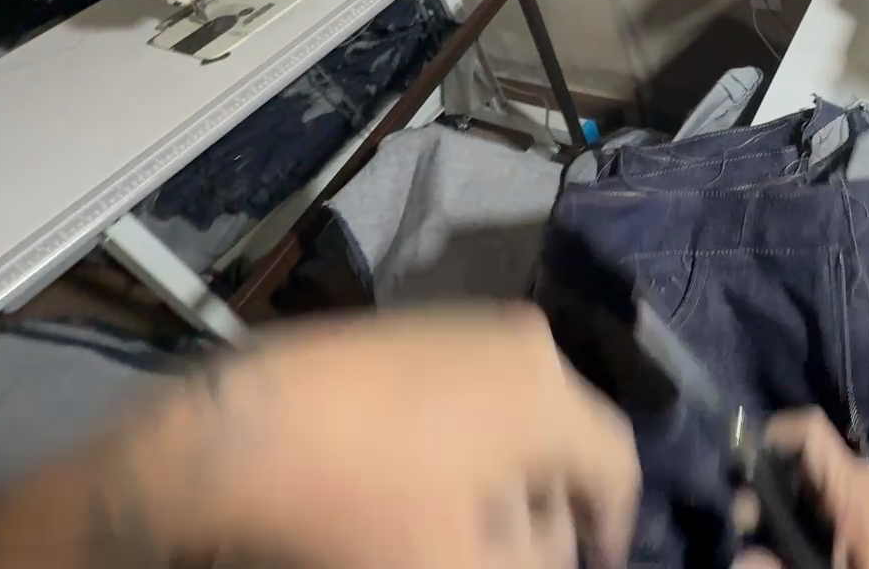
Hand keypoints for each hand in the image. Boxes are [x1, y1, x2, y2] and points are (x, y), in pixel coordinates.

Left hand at [172, 304, 638, 568]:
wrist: (251, 421)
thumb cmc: (365, 497)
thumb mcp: (454, 562)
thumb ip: (530, 565)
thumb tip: (552, 550)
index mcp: (550, 392)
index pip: (616, 459)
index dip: (614, 522)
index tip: (597, 560)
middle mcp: (530, 343)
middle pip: (571, 431)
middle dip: (557, 499)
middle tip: (527, 548)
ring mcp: (480, 325)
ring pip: (529, 406)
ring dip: (519, 467)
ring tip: (478, 516)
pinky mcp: (436, 325)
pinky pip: (489, 385)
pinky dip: (486, 434)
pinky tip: (440, 470)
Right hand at [733, 410, 868, 568]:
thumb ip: (785, 566)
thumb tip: (739, 557)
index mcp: (851, 479)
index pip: (809, 428)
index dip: (772, 434)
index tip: (741, 464)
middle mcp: (855, 476)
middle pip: (799, 460)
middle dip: (766, 484)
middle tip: (742, 522)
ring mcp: (862, 495)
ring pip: (808, 483)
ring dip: (780, 506)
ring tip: (757, 538)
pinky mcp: (864, 515)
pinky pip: (823, 501)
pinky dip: (799, 516)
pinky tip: (786, 545)